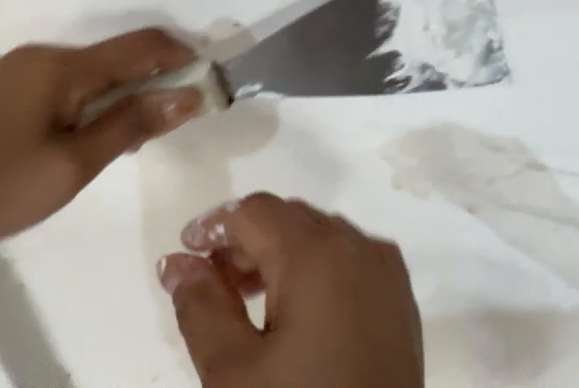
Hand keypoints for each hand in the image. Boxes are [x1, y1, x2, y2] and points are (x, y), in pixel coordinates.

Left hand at [0, 29, 202, 256]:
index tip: (206, 81)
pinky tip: (41, 148)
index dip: (182, 57)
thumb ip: (134, 124)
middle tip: (147, 133)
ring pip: (68, 76)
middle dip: (138, 86)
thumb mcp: (73, 166)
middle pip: (105, 61)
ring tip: (92, 148)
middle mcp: (29, 56)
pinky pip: (34, 87)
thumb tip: (189, 95)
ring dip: (98, 98)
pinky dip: (60, 105)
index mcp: (59, 68)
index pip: (141, 46)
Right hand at [158, 194, 422, 387]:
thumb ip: (201, 307)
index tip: (184, 260)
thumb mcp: (232, 369)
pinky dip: (317, 268)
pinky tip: (294, 314)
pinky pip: (351, 257)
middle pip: (292, 217)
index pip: (257, 209)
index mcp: (317, 252)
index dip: (215, 226)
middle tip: (211, 287)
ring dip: (281, 253)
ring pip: (323, 234)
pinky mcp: (400, 293)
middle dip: (246, 240)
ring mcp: (386, 267)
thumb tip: (179, 262)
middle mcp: (358, 244)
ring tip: (247, 304)